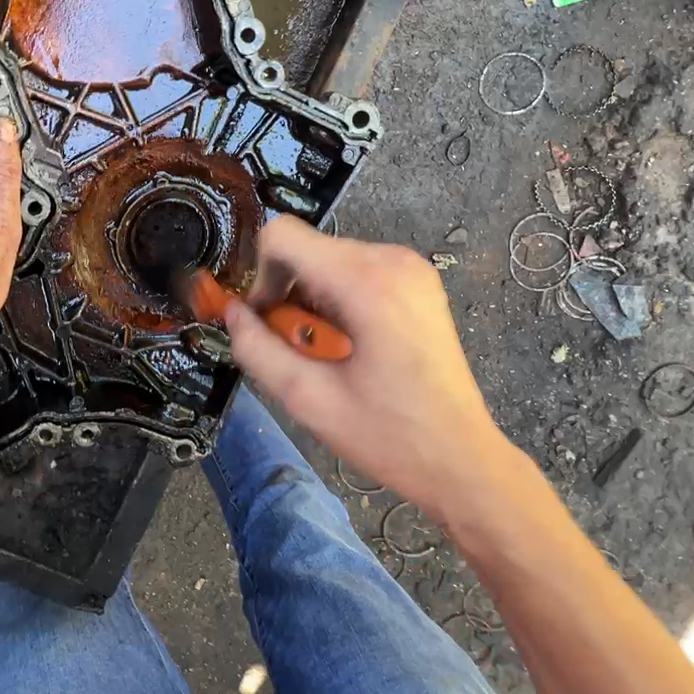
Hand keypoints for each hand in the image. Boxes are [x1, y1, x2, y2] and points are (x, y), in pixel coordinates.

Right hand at [224, 216, 514, 521]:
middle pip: (304, 248)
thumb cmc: (389, 436)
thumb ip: (255, 348)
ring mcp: (408, 265)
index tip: (268, 321)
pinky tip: (349, 342)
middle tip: (296, 347)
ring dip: (310, 299)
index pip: (282, 236)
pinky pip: (352, 268)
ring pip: (324, 259)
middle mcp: (391, 259)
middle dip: (286, 293)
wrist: (462, 458)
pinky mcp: (415, 278)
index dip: (259, 276)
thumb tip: (231, 313)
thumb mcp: (306, 399)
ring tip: (327, 351)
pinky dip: (335, 298)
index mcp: (366, 282)